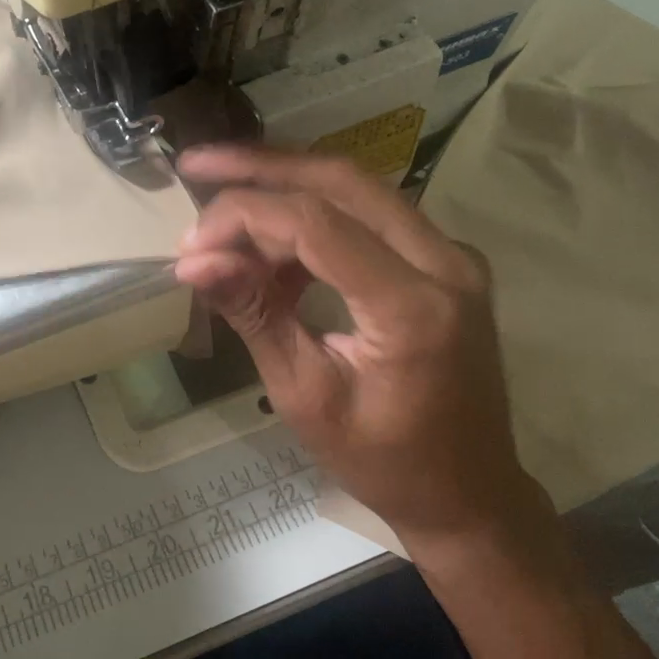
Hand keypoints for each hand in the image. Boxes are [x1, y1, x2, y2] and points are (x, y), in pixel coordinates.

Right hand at [174, 144, 532, 545]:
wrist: (470, 495)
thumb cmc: (385, 461)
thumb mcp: (305, 395)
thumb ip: (253, 314)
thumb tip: (192, 260)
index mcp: (414, 307)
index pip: (316, 223)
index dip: (243, 217)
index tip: (189, 243)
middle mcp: (445, 262)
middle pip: (340, 180)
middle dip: (260, 166)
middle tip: (196, 163)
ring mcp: (451, 255)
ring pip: (354, 186)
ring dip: (283, 185)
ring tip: (221, 210)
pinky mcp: (442, 258)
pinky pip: (368, 211)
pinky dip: (311, 214)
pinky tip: (268, 242)